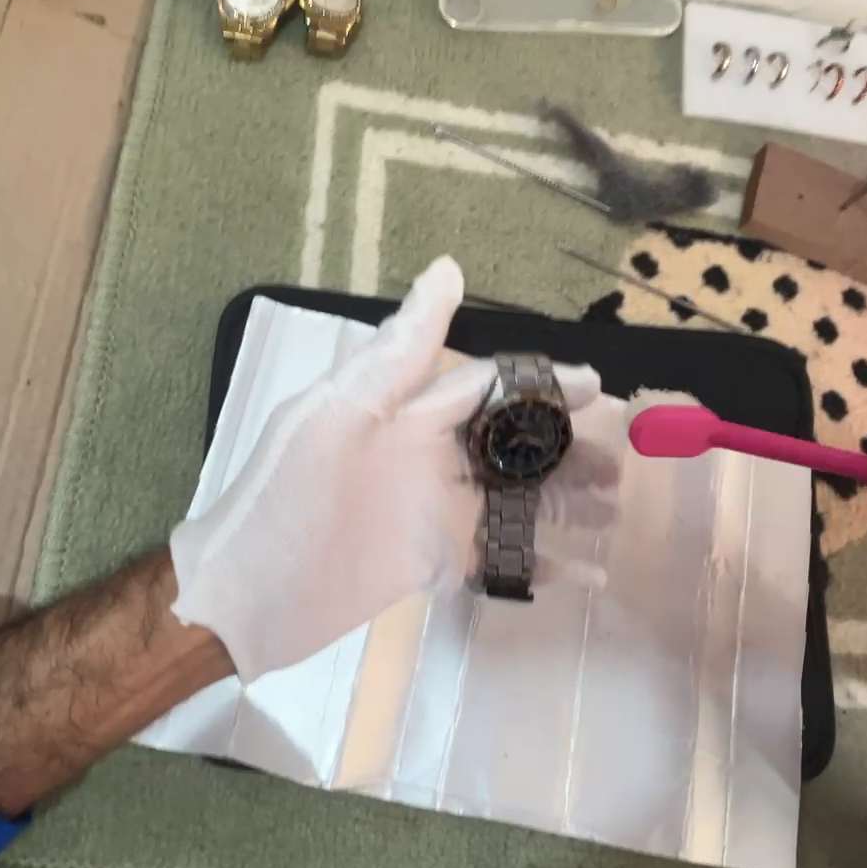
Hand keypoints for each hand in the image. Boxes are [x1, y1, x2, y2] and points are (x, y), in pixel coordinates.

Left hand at [169, 257, 600, 680]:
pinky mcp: (431, 566)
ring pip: (514, 499)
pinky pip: (498, 559)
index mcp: (404, 414)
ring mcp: (431, 514)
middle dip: (566, 447)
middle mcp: (425, 457)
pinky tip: (590, 574)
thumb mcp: (334, 416)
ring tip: (618, 510)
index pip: (486, 387)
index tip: (598, 389)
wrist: (242, 600)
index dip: (541, 384)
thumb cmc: (282, 501)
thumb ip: (395, 353)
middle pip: (510, 444)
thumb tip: (448, 267)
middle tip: (623, 460)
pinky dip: (542, 564)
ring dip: (565, 502)